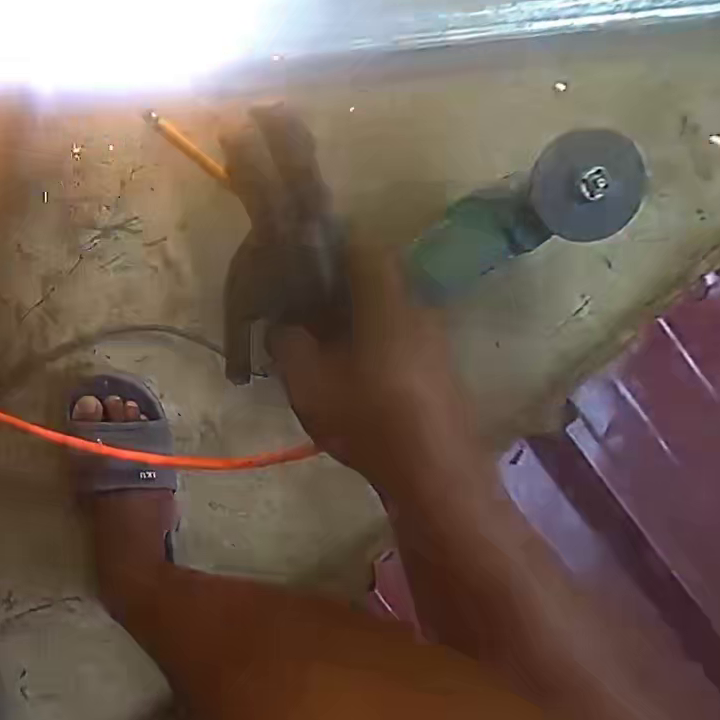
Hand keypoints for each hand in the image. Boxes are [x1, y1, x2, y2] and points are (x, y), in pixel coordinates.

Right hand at [268, 239, 497, 479]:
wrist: (434, 474)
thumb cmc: (368, 418)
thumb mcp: (309, 382)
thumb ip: (288, 343)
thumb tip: (282, 326)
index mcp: (386, 301)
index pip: (362, 246)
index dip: (330, 245)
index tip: (302, 258)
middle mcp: (416, 308)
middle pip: (375, 276)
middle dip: (337, 283)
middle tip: (304, 302)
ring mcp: (432, 337)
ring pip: (387, 306)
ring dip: (355, 312)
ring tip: (322, 337)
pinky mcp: (437, 364)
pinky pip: (398, 332)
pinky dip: (372, 336)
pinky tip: (350, 366)